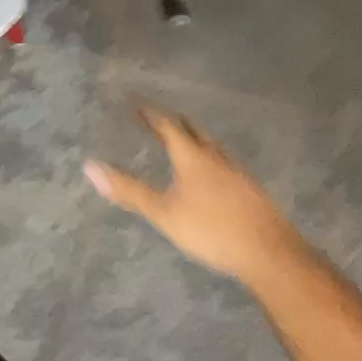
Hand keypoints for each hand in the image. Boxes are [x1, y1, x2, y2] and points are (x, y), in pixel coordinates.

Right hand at [84, 107, 308, 282]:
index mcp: (193, 158)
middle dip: (174, 123)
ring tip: (182, 141)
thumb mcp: (162, 213)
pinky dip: (209, 159)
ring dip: (194, 140)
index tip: (134, 104)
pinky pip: (224, 164)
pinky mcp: (251, 192)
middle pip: (194, 132)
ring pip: (212, 148)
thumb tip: (89, 167)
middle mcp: (217, 159)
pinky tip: (210, 174)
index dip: (150, 115)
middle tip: (156, 118)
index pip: (168, 127)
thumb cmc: (212, 231)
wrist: (272, 256)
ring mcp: (238, 175)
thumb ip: (128, 191)